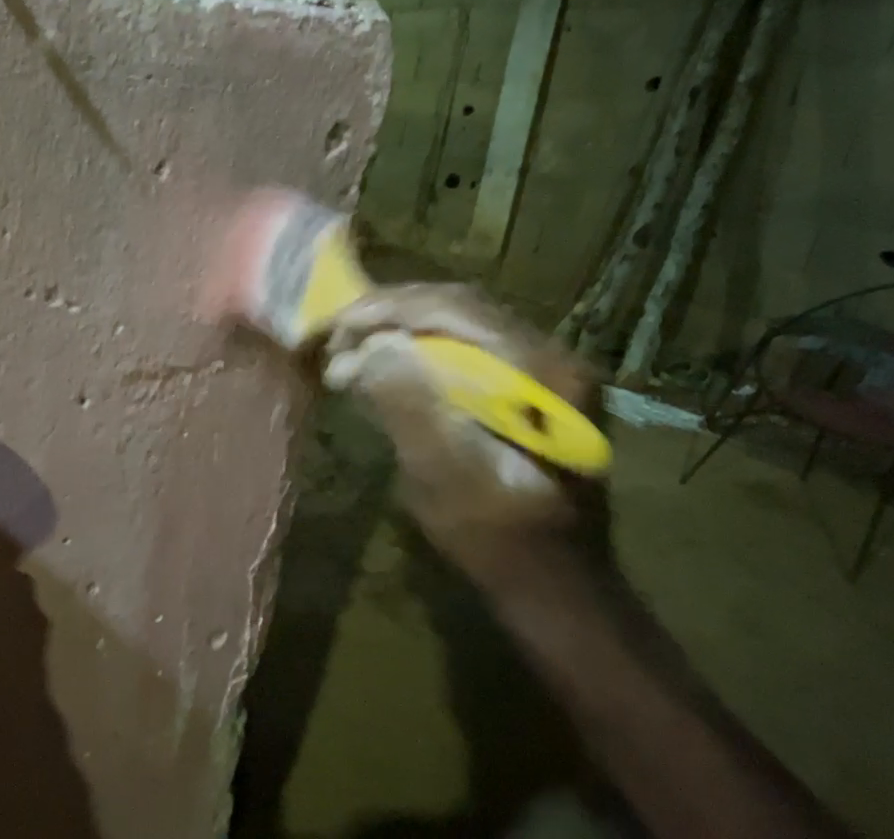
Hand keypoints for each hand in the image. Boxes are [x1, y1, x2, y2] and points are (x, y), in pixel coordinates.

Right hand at [321, 283, 603, 579]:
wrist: (556, 586)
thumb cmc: (498, 539)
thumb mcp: (446, 479)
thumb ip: (411, 408)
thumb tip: (371, 346)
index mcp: (543, 374)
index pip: (457, 310)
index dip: (390, 308)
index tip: (337, 324)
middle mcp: (554, 358)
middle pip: (461, 307)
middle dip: (392, 313)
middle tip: (338, 334)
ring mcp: (548, 371)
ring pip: (464, 322)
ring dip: (404, 327)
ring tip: (353, 347)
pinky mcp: (533, 387)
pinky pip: (470, 345)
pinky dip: (423, 346)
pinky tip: (389, 364)